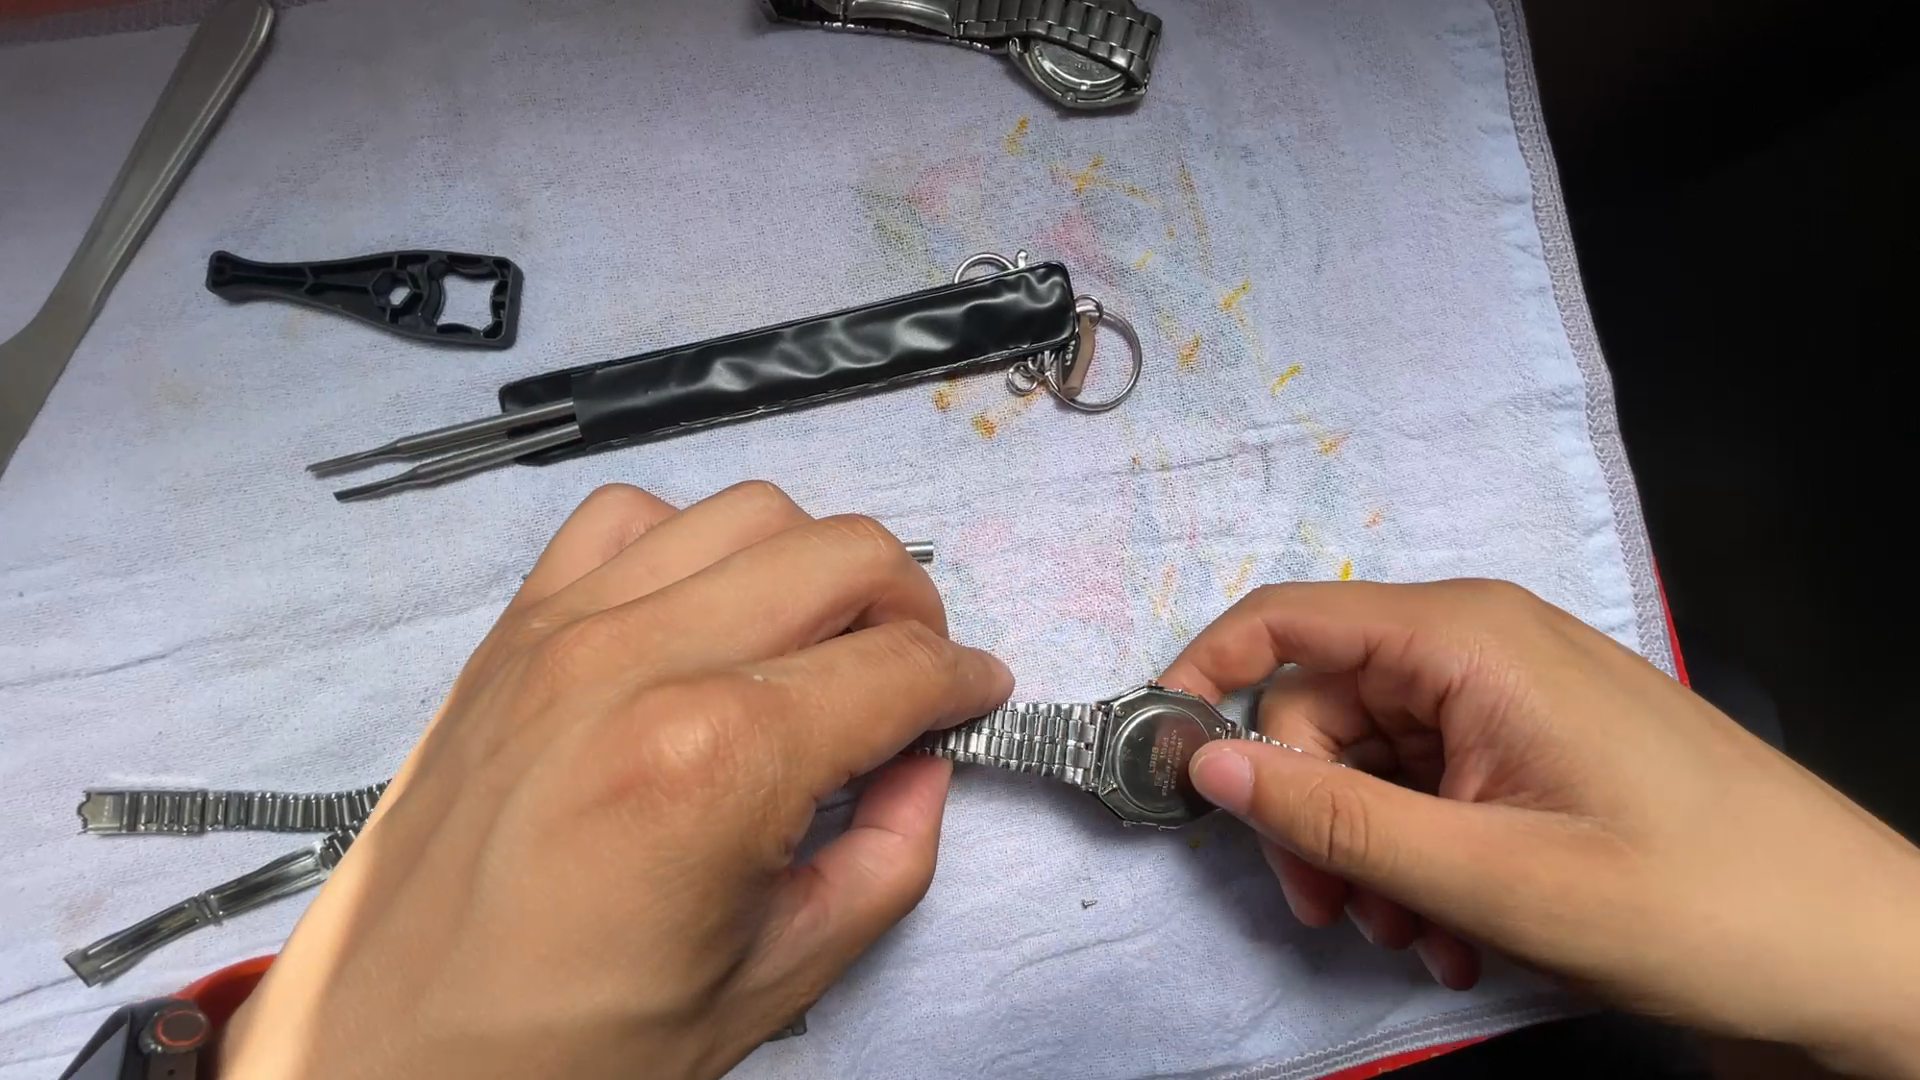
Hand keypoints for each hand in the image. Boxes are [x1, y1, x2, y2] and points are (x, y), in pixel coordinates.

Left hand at [216, 483, 1011, 1079]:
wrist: (382, 1064)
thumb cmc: (589, 1045)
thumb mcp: (787, 971)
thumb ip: (895, 849)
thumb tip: (924, 754)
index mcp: (721, 758)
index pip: (897, 669)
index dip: (964, 677)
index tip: (982, 691)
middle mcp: (646, 658)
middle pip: (845, 554)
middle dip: (913, 606)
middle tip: (912, 667)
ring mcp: (571, 623)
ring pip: (755, 511)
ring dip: (817, 566)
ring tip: (816, 636)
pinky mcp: (518, 621)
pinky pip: (633, 517)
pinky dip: (695, 545)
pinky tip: (702, 611)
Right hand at [1167, 581, 1919, 1077]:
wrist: (1887, 979)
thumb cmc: (1700, 908)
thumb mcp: (1491, 878)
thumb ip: (1333, 815)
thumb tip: (1202, 761)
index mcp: (1459, 636)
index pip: (1285, 618)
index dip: (1207, 669)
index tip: (1163, 742)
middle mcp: (1463, 646)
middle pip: (1318, 709)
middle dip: (1306, 811)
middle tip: (1327, 907)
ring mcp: (1487, 695)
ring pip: (1358, 757)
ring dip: (1359, 847)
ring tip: (1409, 934)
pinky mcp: (1506, 741)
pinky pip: (1407, 781)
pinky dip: (1404, 851)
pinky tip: (1446, 926)